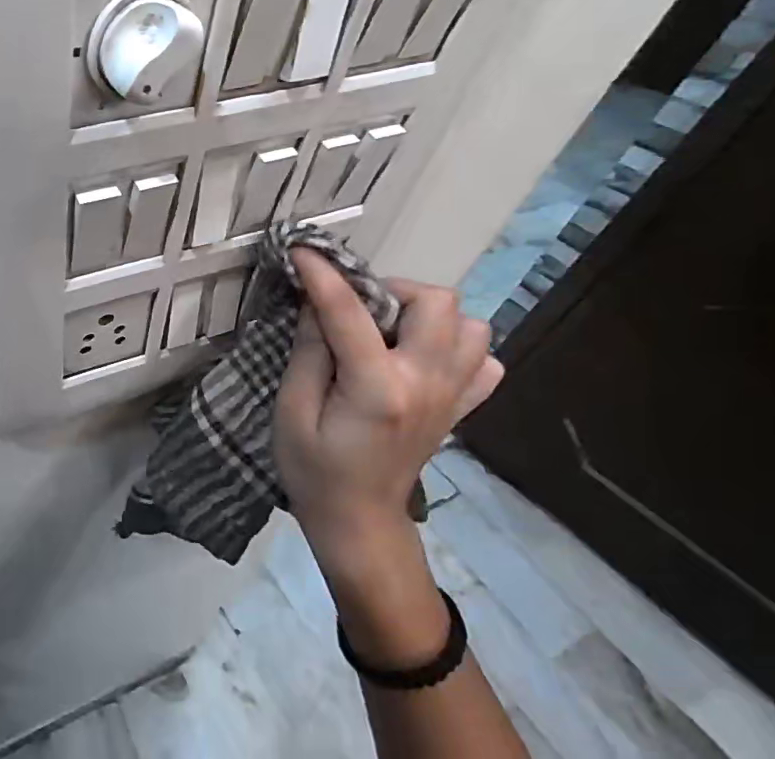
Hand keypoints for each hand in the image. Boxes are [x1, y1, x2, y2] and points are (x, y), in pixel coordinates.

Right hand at [274, 249, 501, 657]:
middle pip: (437, 302)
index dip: (324, 275)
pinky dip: (457, 347)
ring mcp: (453, 397)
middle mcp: (427, 384)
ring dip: (428, 314)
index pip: (351, 312)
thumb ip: (307, 351)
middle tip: (357, 308)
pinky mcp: (461, 408)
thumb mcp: (291, 411)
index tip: (303, 251)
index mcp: (378, 389)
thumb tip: (315, 301)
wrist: (359, 522)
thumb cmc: (314, 470)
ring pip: (471, 325)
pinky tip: (422, 358)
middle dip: (391, 289)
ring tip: (391, 331)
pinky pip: (483, 360)